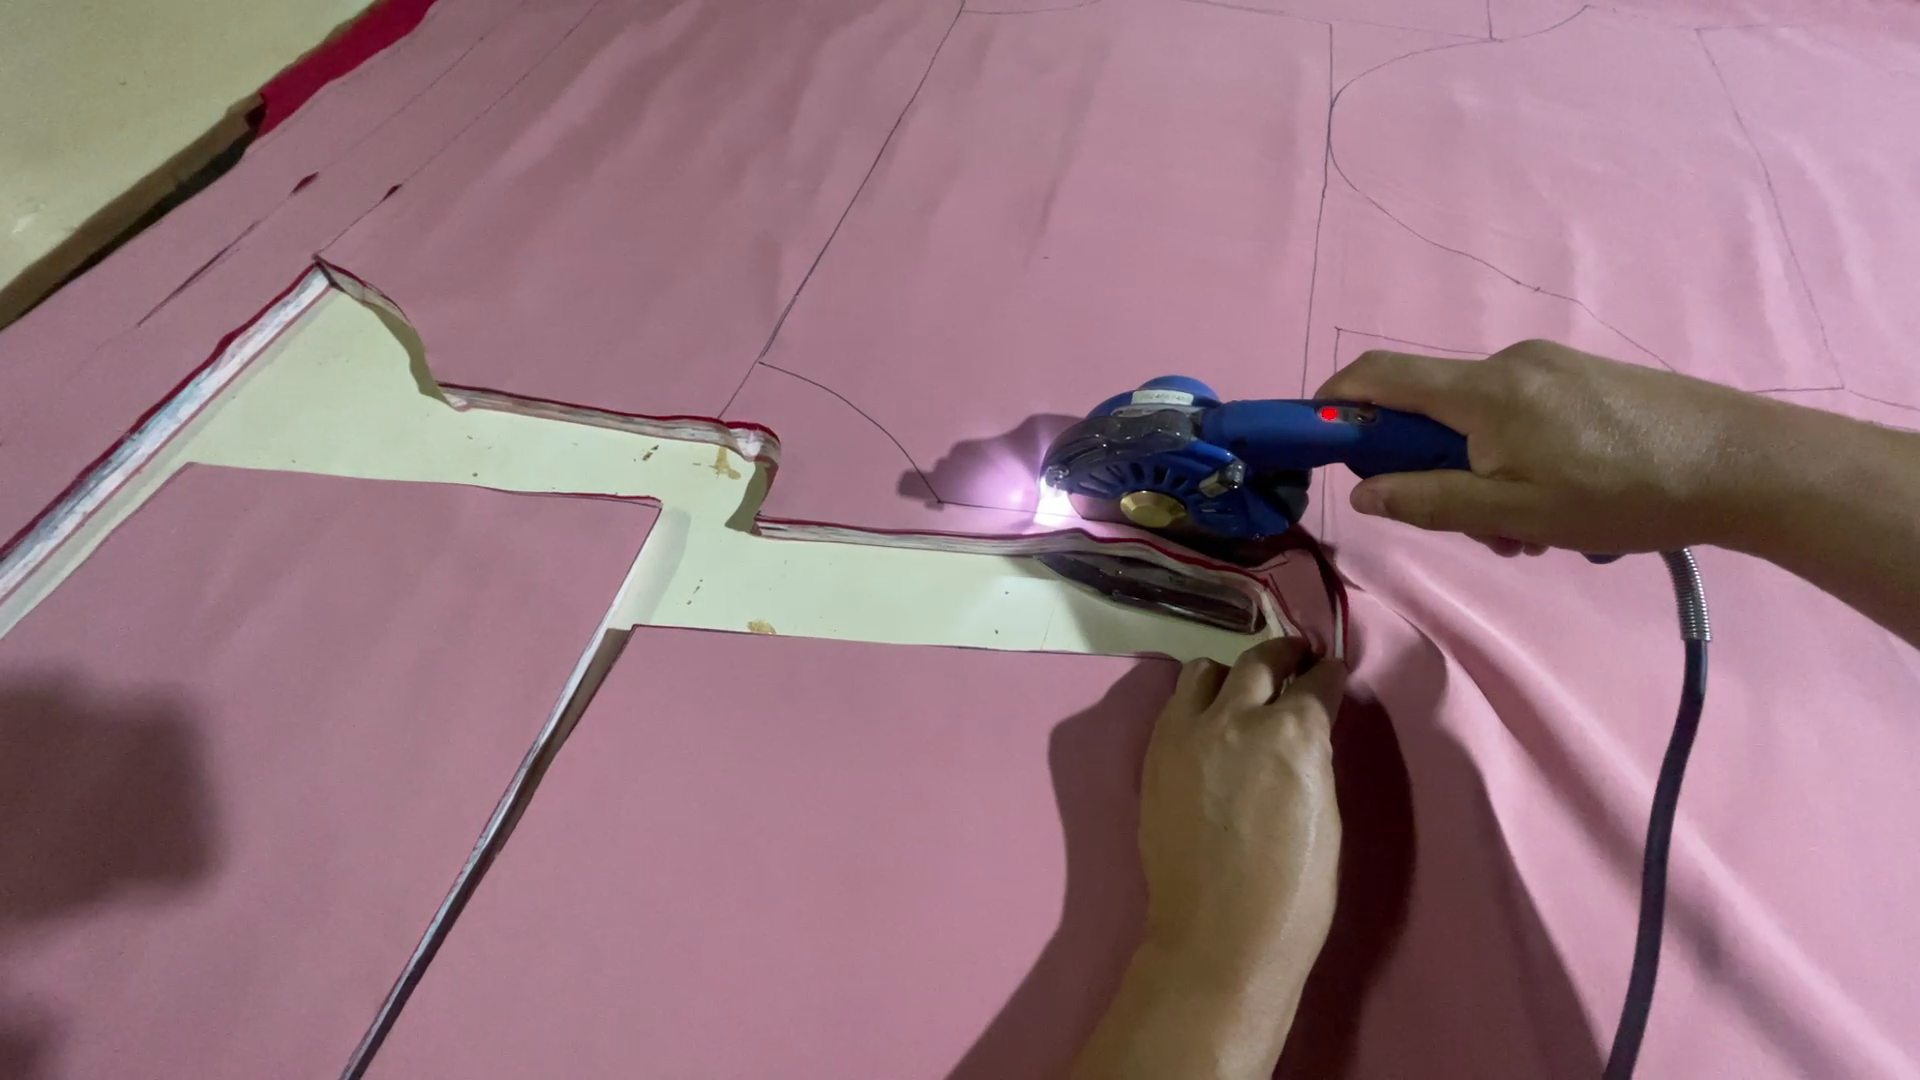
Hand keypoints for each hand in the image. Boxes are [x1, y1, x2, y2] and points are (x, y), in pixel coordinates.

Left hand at [1073, 638, 1345, 1079]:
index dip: (1329, 674)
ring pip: (1206, 671)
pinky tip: (1208, 720)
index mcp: (1292, 733)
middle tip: (1296, 657)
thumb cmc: (1294, 890)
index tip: (1331, 669)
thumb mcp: (1326, 815)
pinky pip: (1175, 703)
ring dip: (1231, 674)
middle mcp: (1235, 716)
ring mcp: (1186, 729)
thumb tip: (1306, 727)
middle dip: (1285, 654)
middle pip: (1260, 660)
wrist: (1217, 932)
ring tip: (1243, 690)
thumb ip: (1313, 756)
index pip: (1316, 682)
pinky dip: (1196, 701)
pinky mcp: (1154, 748)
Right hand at [1315, 339, 1777, 554]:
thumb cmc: (1621, 493)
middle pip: (1427, 408)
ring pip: (1473, 421)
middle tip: (1460, 518)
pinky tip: (1552, 499)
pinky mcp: (1580, 379)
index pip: (1378, 376)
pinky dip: (1508, 457)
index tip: (1317, 436)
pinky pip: (1514, 416)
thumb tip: (1362, 492)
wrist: (1756, 467)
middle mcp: (1506, 365)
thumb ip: (1425, 500)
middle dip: (1424, 464)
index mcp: (1480, 392)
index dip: (1334, 400)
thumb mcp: (1510, 512)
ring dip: (1474, 472)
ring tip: (1522, 525)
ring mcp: (1548, 368)